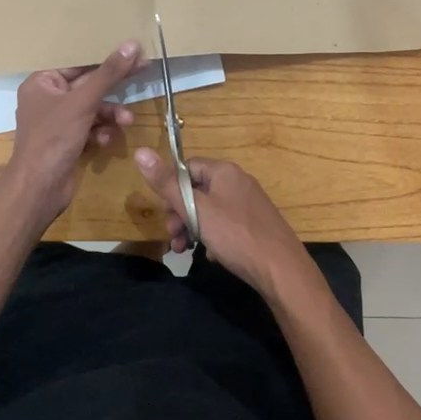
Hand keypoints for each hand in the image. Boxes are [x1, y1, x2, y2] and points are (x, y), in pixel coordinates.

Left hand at [5, 40, 143, 219]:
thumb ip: (108, 74)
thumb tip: (131, 44)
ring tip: (126, 121)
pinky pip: (90, 127)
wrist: (39, 188)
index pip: (78, 63)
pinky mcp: (67, 141)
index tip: (133, 53)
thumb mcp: (83, 102)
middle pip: (88, 85)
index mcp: (42, 83)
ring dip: (110, 114)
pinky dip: (101, 131)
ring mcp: (57, 122)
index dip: (106, 58)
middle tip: (144, 70)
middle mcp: (47, 99)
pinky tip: (105, 140)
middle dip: (113, 88)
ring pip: (92, 108)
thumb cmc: (54, 138)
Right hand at [132, 151, 312, 297]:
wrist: (280, 268)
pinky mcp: (254, 224)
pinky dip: (213, 238)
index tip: (164, 213)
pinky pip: (225, 225)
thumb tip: (140, 151)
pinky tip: (211, 256)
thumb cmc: (235, 235)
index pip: (187, 167)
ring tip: (184, 251)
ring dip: (192, 229)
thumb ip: (167, 184)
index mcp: (224, 172)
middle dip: (179, 214)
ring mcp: (248, 204)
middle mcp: (238, 182)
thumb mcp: (196, 209)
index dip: (171, 189)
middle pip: (197, 191)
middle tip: (173, 237)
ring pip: (210, 211)